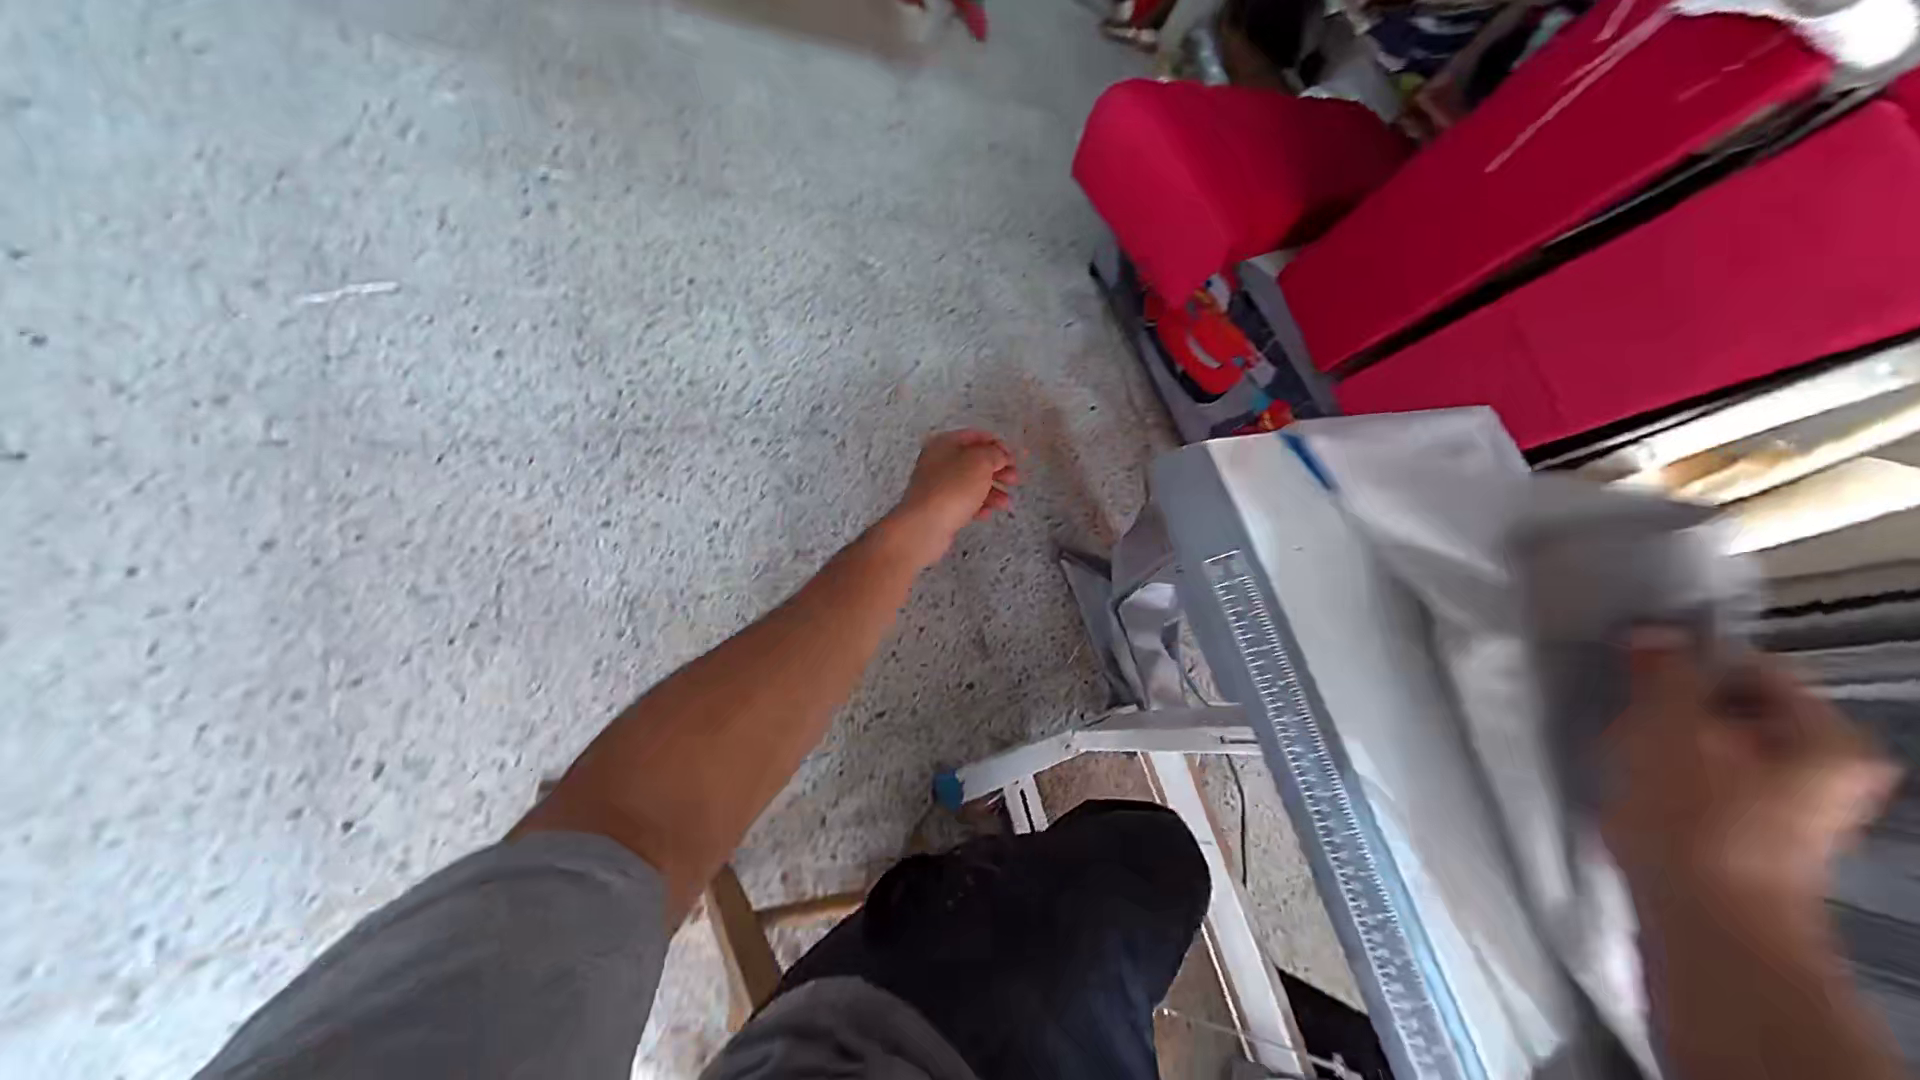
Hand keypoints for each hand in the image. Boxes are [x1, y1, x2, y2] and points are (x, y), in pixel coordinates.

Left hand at [881, 429, 1018, 568]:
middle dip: (998, 470)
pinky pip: (963, 503)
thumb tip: (1000, 455)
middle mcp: (938, 462)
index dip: (998, 445)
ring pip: (971, 484)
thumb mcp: (980, 462)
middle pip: (975, 461)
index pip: (976, 436)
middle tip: (1014, 479)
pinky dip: (978, 506)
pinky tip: (987, 513)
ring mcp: (937, 486)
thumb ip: (995, 454)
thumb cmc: (954, 487)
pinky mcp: (939, 508)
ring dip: (992, 491)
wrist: (925, 525)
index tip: (1015, 458)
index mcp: (945, 443)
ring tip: (1006, 503)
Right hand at [1602, 629, 1897, 906]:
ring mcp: (1795, 803)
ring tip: (1628, 749)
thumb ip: (1662, 670)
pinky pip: (1708, 773)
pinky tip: (1642, 780)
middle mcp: (1829, 768)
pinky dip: (1671, 768)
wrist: (1702, 913)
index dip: (1684, 661)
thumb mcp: (1666, 724)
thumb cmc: (1692, 813)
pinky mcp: (1755, 827)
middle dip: (1671, 703)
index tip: (1630, 670)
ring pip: (1715, 740)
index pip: (1748, 665)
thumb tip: (1651, 632)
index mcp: (1828, 738)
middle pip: (1733, 705)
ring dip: (1666, 736)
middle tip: (1627, 714)